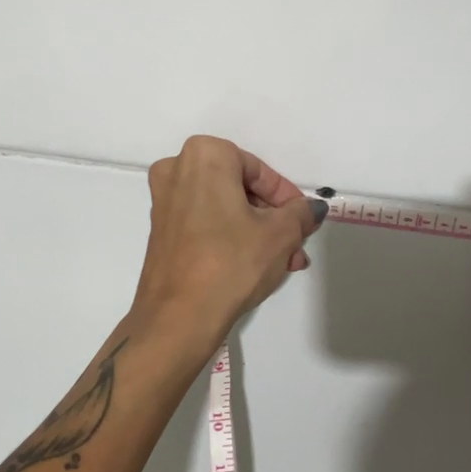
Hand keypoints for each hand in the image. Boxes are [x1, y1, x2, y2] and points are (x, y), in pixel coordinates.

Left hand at [132, 136, 325, 344]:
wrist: (179, 316)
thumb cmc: (232, 262)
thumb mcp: (281, 235)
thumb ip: (300, 213)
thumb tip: (310, 208)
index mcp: (204, 156)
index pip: (258, 171)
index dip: (285, 197)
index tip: (302, 220)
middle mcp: (177, 170)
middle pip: (239, 189)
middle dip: (271, 218)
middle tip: (295, 244)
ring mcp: (164, 202)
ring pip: (223, 209)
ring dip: (255, 232)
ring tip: (284, 262)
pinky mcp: (160, 231)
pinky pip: (204, 224)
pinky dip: (230, 238)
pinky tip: (255, 265)